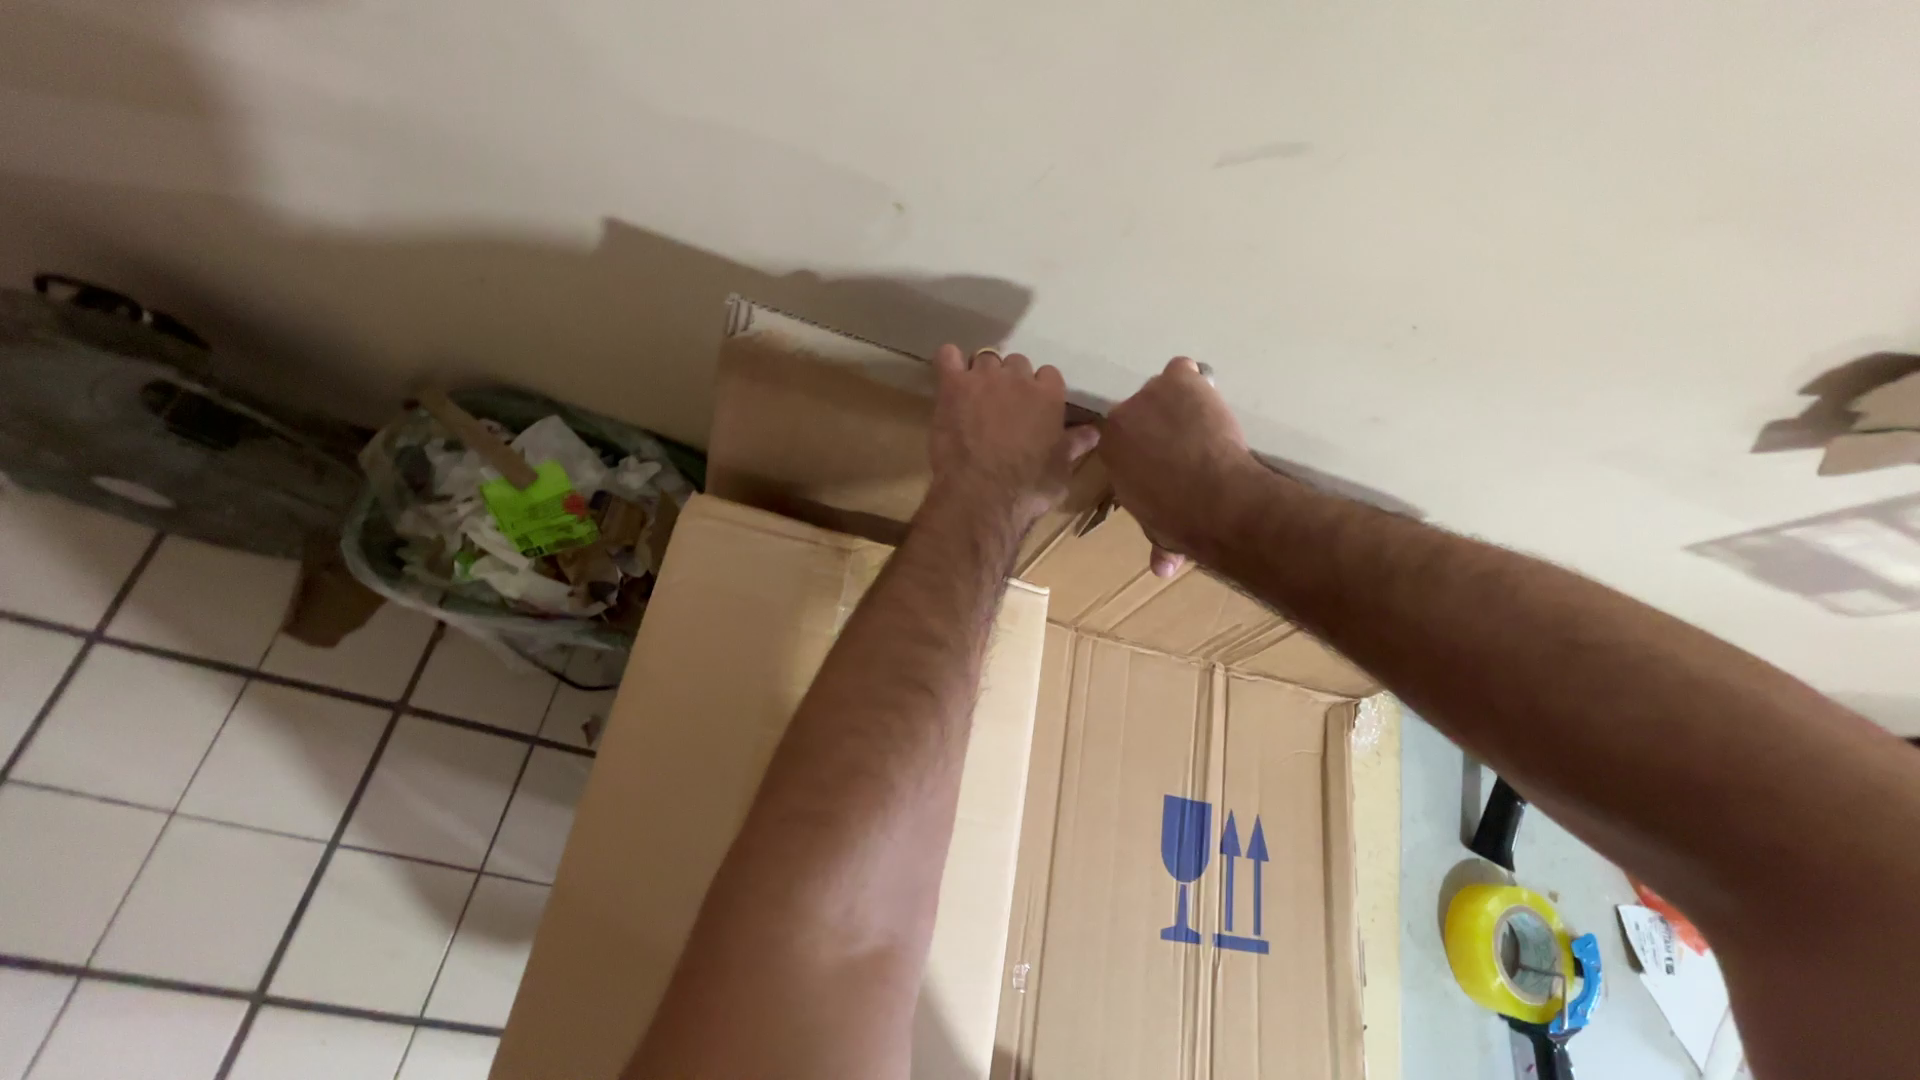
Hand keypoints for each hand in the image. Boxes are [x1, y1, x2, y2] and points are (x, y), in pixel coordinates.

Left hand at [929, 345, 1099, 525]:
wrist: (981, 495)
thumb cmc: (1027, 488)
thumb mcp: (1060, 471)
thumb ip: (1074, 445)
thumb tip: (1093, 432)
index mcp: (1049, 396)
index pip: (1049, 375)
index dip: (1040, 391)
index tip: (1033, 408)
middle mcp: (1018, 378)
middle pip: (1017, 363)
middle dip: (1012, 380)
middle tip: (1003, 407)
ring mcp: (983, 378)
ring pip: (985, 358)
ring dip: (983, 373)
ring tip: (976, 397)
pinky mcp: (952, 386)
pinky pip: (948, 356)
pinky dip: (950, 361)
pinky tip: (950, 375)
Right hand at [1100, 357, 1255, 576]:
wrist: (1211, 498)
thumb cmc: (1176, 519)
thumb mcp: (1159, 531)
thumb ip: (1158, 541)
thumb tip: (1162, 569)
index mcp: (1108, 451)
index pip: (1122, 436)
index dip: (1145, 443)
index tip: (1163, 454)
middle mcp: (1119, 418)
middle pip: (1140, 409)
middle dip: (1160, 422)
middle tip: (1187, 442)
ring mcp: (1148, 395)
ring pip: (1164, 387)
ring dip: (1180, 402)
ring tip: (1205, 425)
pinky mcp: (1177, 380)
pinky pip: (1185, 370)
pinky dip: (1197, 382)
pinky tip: (1211, 400)